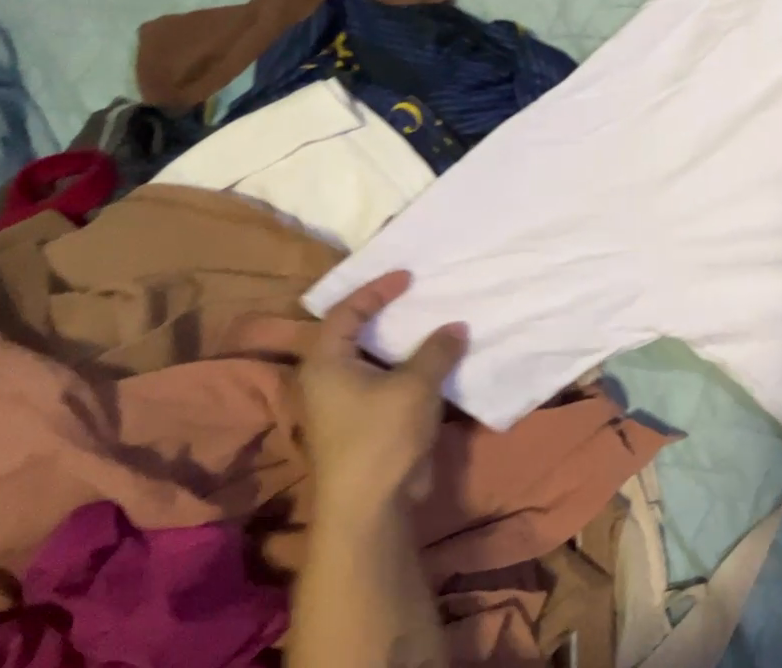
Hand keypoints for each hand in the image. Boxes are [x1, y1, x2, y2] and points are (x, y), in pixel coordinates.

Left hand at [299, 270, 467, 505]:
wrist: (370, 504)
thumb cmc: (382, 435)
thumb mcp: (415, 385)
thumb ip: (436, 350)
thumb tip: (455, 327)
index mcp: (326, 364)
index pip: (344, 313)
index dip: (375, 291)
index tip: (408, 277)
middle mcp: (327, 380)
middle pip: (354, 335)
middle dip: (386, 314)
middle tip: (418, 296)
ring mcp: (344, 405)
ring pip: (373, 361)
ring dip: (402, 344)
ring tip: (433, 326)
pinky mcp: (364, 424)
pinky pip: (387, 383)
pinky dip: (409, 369)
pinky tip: (436, 365)